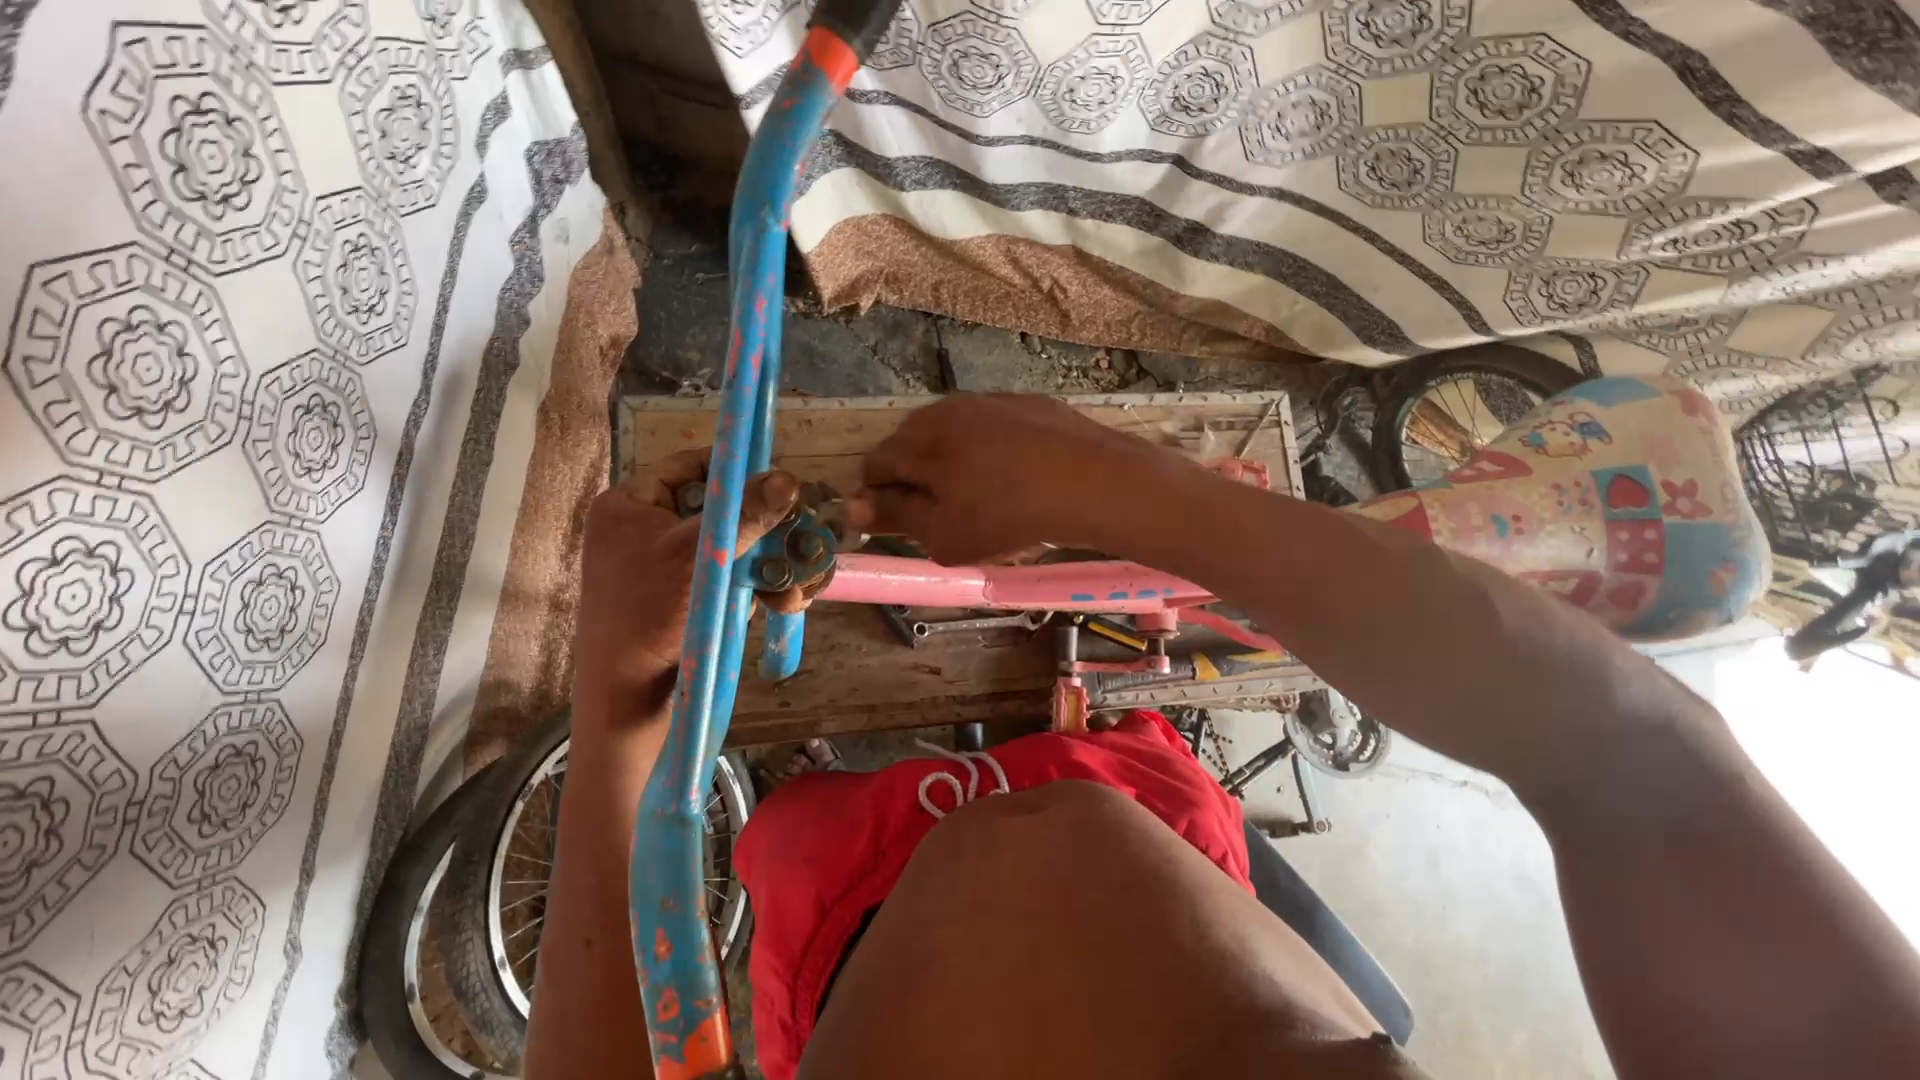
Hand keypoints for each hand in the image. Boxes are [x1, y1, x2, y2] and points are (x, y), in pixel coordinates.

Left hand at [573, 449, 800, 724]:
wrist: (627, 698)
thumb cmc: (648, 615)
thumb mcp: (701, 557)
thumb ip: (745, 514)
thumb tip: (788, 477)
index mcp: (632, 504)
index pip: (692, 466)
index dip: (738, 471)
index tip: (781, 484)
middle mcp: (649, 529)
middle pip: (724, 510)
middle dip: (768, 532)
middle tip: (802, 541)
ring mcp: (669, 566)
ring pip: (736, 547)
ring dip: (772, 566)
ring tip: (798, 590)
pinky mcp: (687, 597)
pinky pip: (731, 578)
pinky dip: (759, 589)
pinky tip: (786, 604)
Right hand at [846, 393, 1183, 563]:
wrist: (1091, 481)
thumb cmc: (1005, 516)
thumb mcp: (941, 534)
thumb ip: (894, 517)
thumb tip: (851, 507)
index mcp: (916, 442)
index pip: (874, 465)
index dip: (879, 498)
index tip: (901, 524)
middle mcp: (944, 409)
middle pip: (911, 444)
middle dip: (916, 478)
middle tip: (944, 517)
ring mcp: (988, 400)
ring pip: (953, 434)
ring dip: (954, 463)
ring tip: (984, 499)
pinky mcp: (1027, 402)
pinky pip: (993, 428)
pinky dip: (992, 450)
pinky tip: (1019, 478)